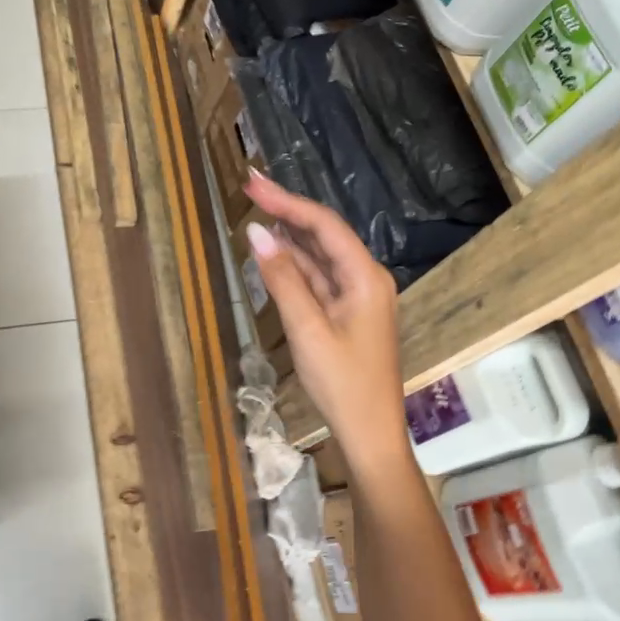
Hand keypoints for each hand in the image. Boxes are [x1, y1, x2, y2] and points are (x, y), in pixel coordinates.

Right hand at [242, 172, 407, 470]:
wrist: (370, 437)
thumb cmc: (343, 384)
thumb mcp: (307, 330)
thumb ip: (282, 278)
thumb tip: (256, 233)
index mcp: (365, 277)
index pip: (324, 225)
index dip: (287, 200)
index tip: (253, 183)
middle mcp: (366, 279)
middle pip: (323, 235)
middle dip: (287, 210)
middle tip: (250, 188)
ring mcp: (357, 297)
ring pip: (319, 256)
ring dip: (289, 236)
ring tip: (256, 210)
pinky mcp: (347, 314)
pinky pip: (318, 279)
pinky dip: (294, 265)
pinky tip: (273, 252)